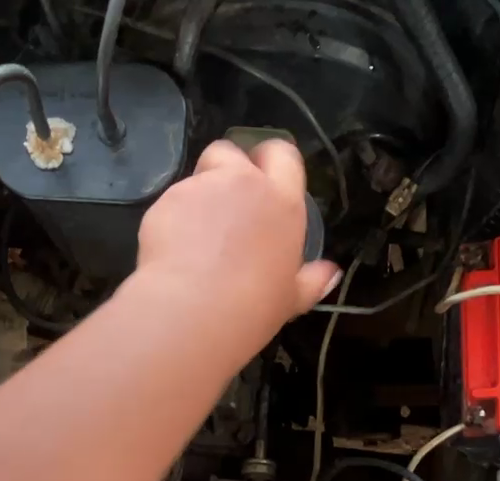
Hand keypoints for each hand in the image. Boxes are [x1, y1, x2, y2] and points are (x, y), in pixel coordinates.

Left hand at [133, 139, 340, 339]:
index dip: (270, 161)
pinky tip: (174, 252)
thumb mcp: (291, 299)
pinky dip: (173, 220)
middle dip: (226, 170)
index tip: (263, 180)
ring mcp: (202, 187)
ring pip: (198, 175)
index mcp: (282, 203)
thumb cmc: (253, 307)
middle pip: (232, 152)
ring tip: (196, 236)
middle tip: (225, 209)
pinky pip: (171, 202)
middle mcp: (244, 183)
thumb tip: (331, 273)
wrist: (195, 310)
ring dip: (199, 196)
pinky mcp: (167, 200)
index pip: (282, 154)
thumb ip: (311, 280)